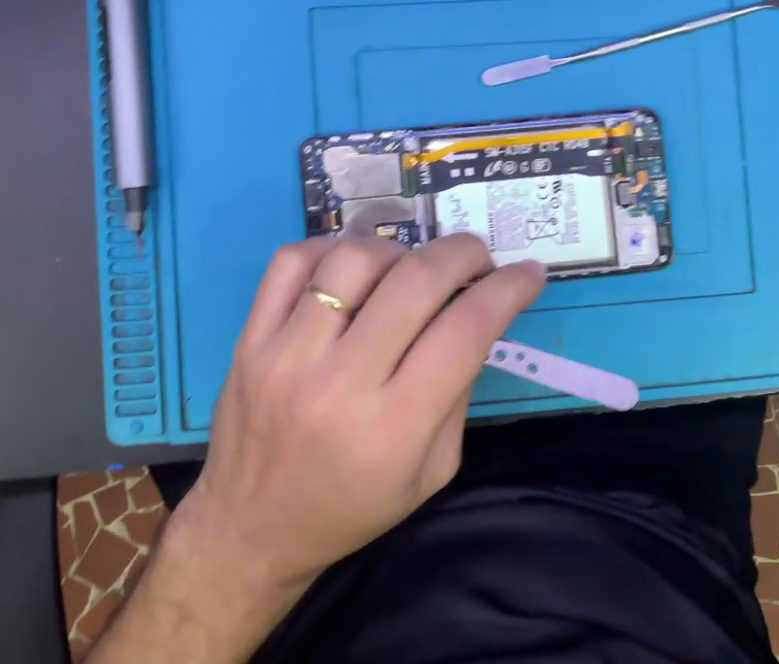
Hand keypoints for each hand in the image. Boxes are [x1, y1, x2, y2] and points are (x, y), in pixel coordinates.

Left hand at [173, 235, 545, 592]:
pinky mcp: (250, 338)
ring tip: (410, 269)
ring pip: (354, 260)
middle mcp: (340, 383)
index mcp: (394, 428)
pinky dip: (332, 248)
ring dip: (399, 251)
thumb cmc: (352, 507)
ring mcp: (286, 355)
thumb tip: (477, 315)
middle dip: (463, 254)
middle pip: (415, 282)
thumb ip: (458, 392)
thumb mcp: (431, 472)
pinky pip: (291, 261)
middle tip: (477, 258)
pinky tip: (353, 269)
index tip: (528, 274)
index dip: (507, 290)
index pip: (465, 331)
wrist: (251, 529)